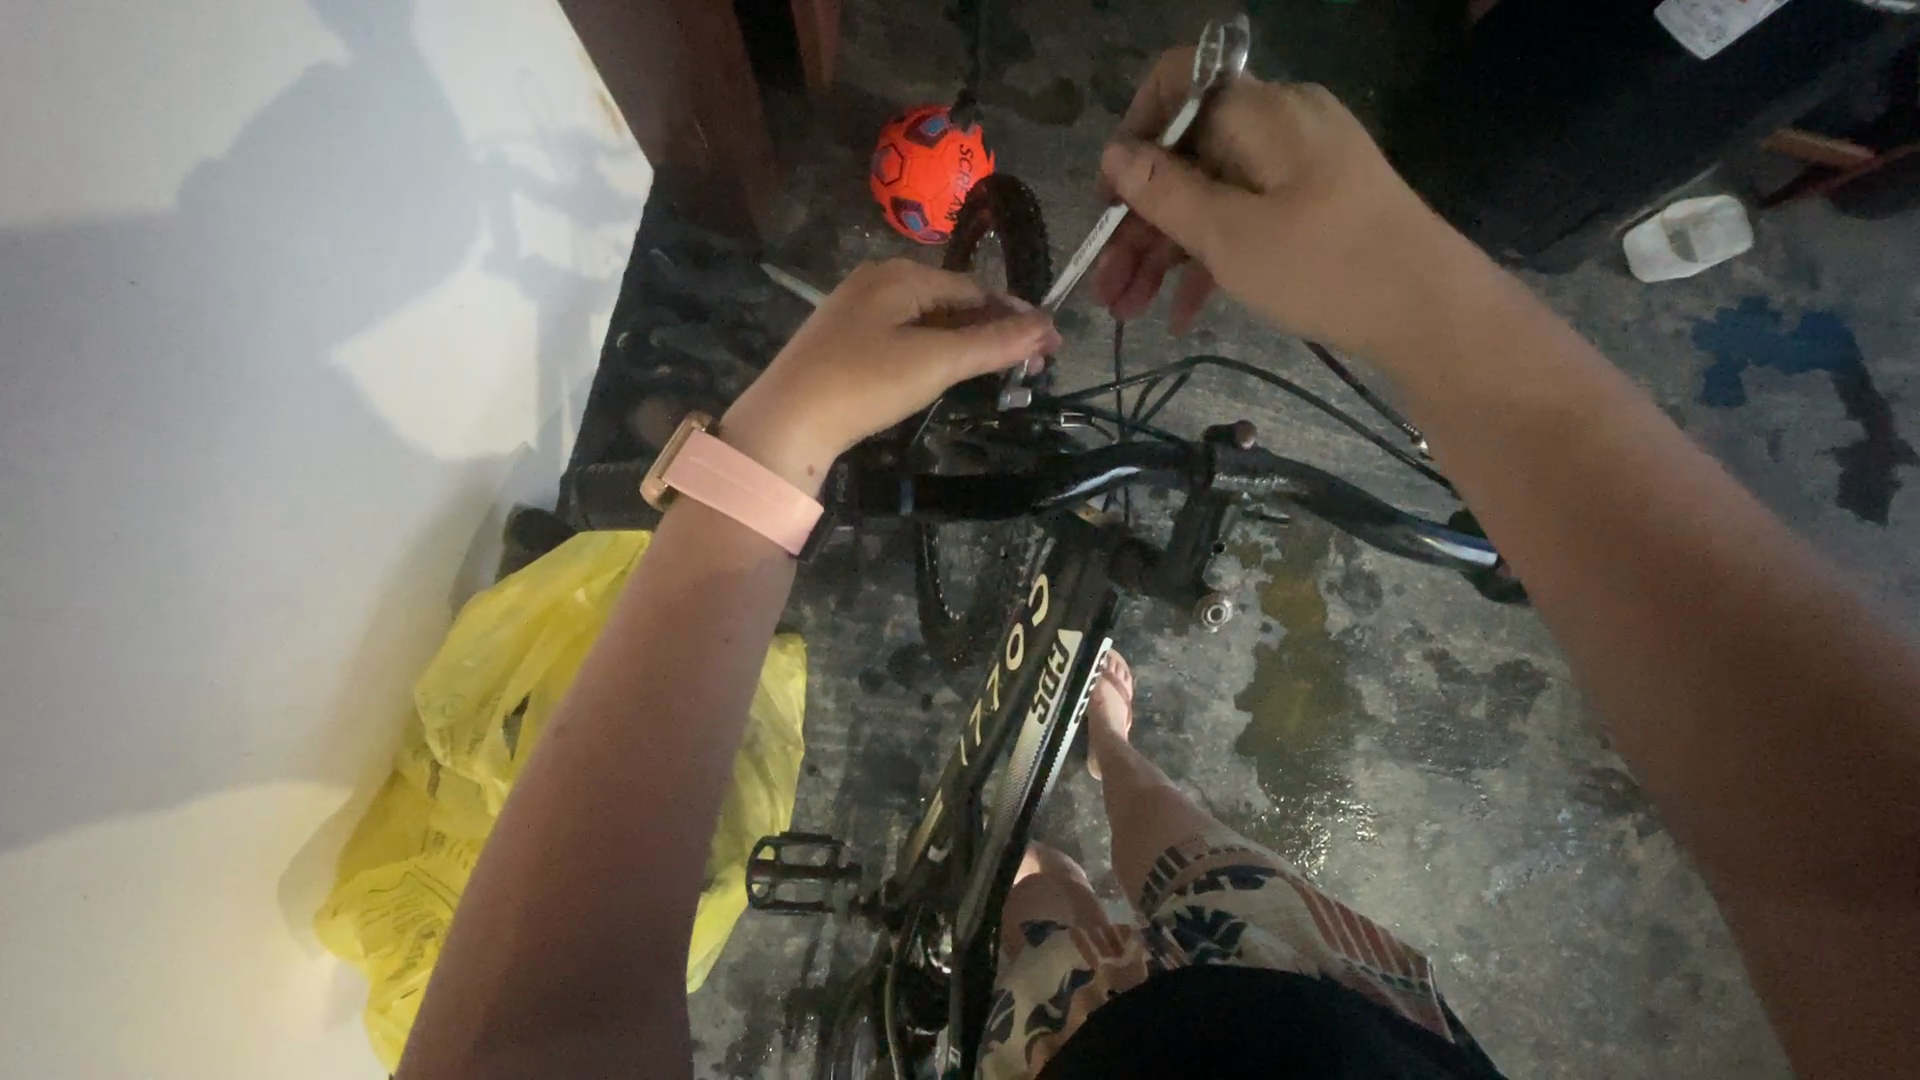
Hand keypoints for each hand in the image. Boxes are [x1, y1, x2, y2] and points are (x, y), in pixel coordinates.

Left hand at [721, 259, 1060, 494]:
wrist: (786, 421)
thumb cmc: (864, 383)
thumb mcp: (936, 362)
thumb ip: (993, 344)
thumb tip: (1048, 327)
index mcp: (901, 275)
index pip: (976, 289)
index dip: (1016, 316)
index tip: (1049, 345)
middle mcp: (877, 280)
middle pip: (951, 301)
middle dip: (991, 330)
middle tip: (1026, 364)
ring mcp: (854, 310)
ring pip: (925, 321)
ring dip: (963, 343)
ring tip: (993, 371)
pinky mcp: (841, 341)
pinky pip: (901, 337)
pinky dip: (931, 352)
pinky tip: (940, 374)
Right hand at [1092, 51, 1475, 353]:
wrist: (1425, 311)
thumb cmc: (1324, 266)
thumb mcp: (1230, 234)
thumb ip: (1165, 192)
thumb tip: (1114, 154)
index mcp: (1260, 114)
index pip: (1178, 85)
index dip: (1133, 135)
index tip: (1109, 199)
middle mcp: (1275, 130)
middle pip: (1185, 160)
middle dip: (1137, 227)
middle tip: (1104, 288)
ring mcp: (1293, 172)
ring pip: (1208, 201)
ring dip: (1161, 257)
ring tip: (1125, 313)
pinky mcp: (1306, 211)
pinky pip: (1241, 224)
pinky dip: (1207, 265)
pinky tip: (1180, 317)